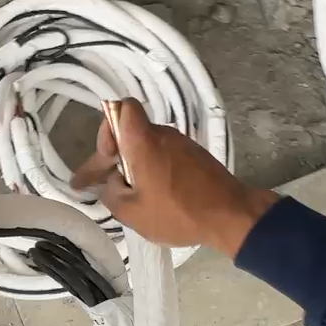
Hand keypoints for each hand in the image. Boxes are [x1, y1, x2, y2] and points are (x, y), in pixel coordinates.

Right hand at [70, 99, 277, 256]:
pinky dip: (149, 169)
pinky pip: (162, 155)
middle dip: (109, 157)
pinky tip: (147, 192)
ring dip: (129, 164)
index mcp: (143, 142)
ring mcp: (181, 144)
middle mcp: (162, 135)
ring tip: (122, 192)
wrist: (232, 216)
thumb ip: (110, 193)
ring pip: (145, 146)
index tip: (106, 156)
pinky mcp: (194, 156)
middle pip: (128, 133)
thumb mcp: (131, 212)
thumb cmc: (177, 212)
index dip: (106, 128)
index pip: (121, 109)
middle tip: (94, 183)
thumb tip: (110, 183)